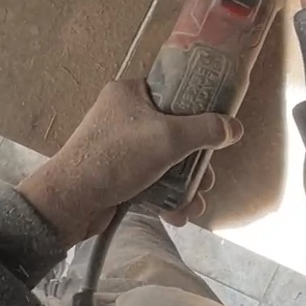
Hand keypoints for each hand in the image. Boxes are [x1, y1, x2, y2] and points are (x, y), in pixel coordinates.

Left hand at [17, 80, 242, 246]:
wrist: (70, 202)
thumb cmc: (118, 157)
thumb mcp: (169, 138)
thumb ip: (206, 130)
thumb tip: (235, 127)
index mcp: (130, 93)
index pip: (172, 90)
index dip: (198, 107)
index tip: (217, 125)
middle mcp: (124, 116)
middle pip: (176, 131)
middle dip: (196, 160)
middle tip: (207, 177)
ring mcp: (121, 147)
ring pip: (167, 161)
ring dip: (186, 184)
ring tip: (196, 204)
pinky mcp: (118, 175)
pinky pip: (153, 180)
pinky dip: (168, 197)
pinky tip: (179, 215)